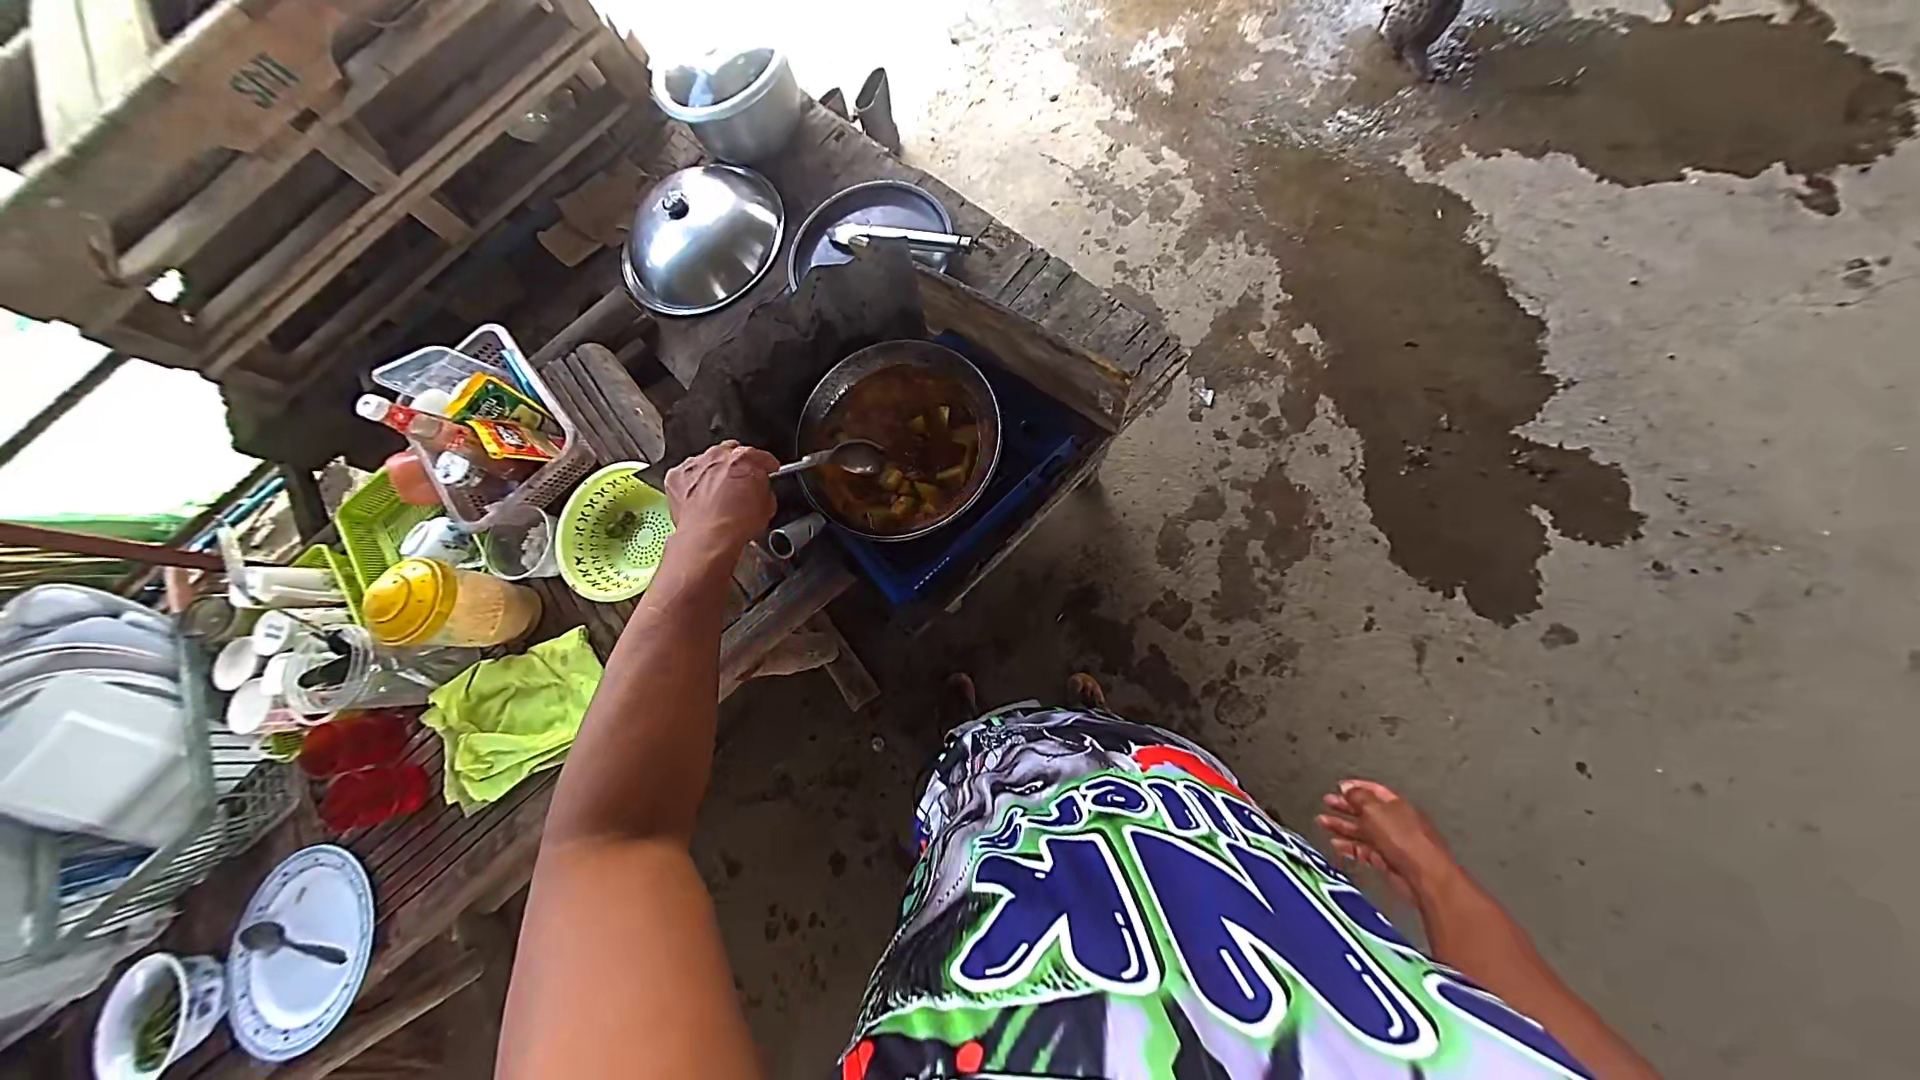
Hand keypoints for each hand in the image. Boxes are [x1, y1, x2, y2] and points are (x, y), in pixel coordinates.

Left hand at [664, 440, 778, 555]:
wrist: (709, 536)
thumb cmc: (736, 523)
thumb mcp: (767, 506)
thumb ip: (765, 489)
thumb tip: (761, 491)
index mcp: (745, 458)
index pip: (760, 456)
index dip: (765, 466)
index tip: (765, 472)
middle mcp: (718, 456)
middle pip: (730, 453)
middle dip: (735, 466)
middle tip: (739, 486)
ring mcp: (696, 465)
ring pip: (707, 462)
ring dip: (712, 474)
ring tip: (717, 496)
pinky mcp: (676, 477)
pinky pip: (687, 475)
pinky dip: (692, 484)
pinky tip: (699, 499)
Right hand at [1316, 780, 1458, 900]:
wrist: (1425, 877)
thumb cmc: (1403, 838)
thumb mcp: (1374, 809)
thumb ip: (1357, 796)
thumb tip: (1347, 787)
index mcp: (1397, 805)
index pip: (1374, 790)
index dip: (1355, 787)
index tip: (1338, 786)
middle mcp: (1397, 822)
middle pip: (1366, 811)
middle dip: (1345, 807)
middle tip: (1327, 803)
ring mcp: (1394, 843)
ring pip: (1363, 831)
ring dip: (1342, 826)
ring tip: (1322, 822)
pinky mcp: (1389, 862)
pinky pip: (1366, 850)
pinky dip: (1351, 846)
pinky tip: (1337, 844)